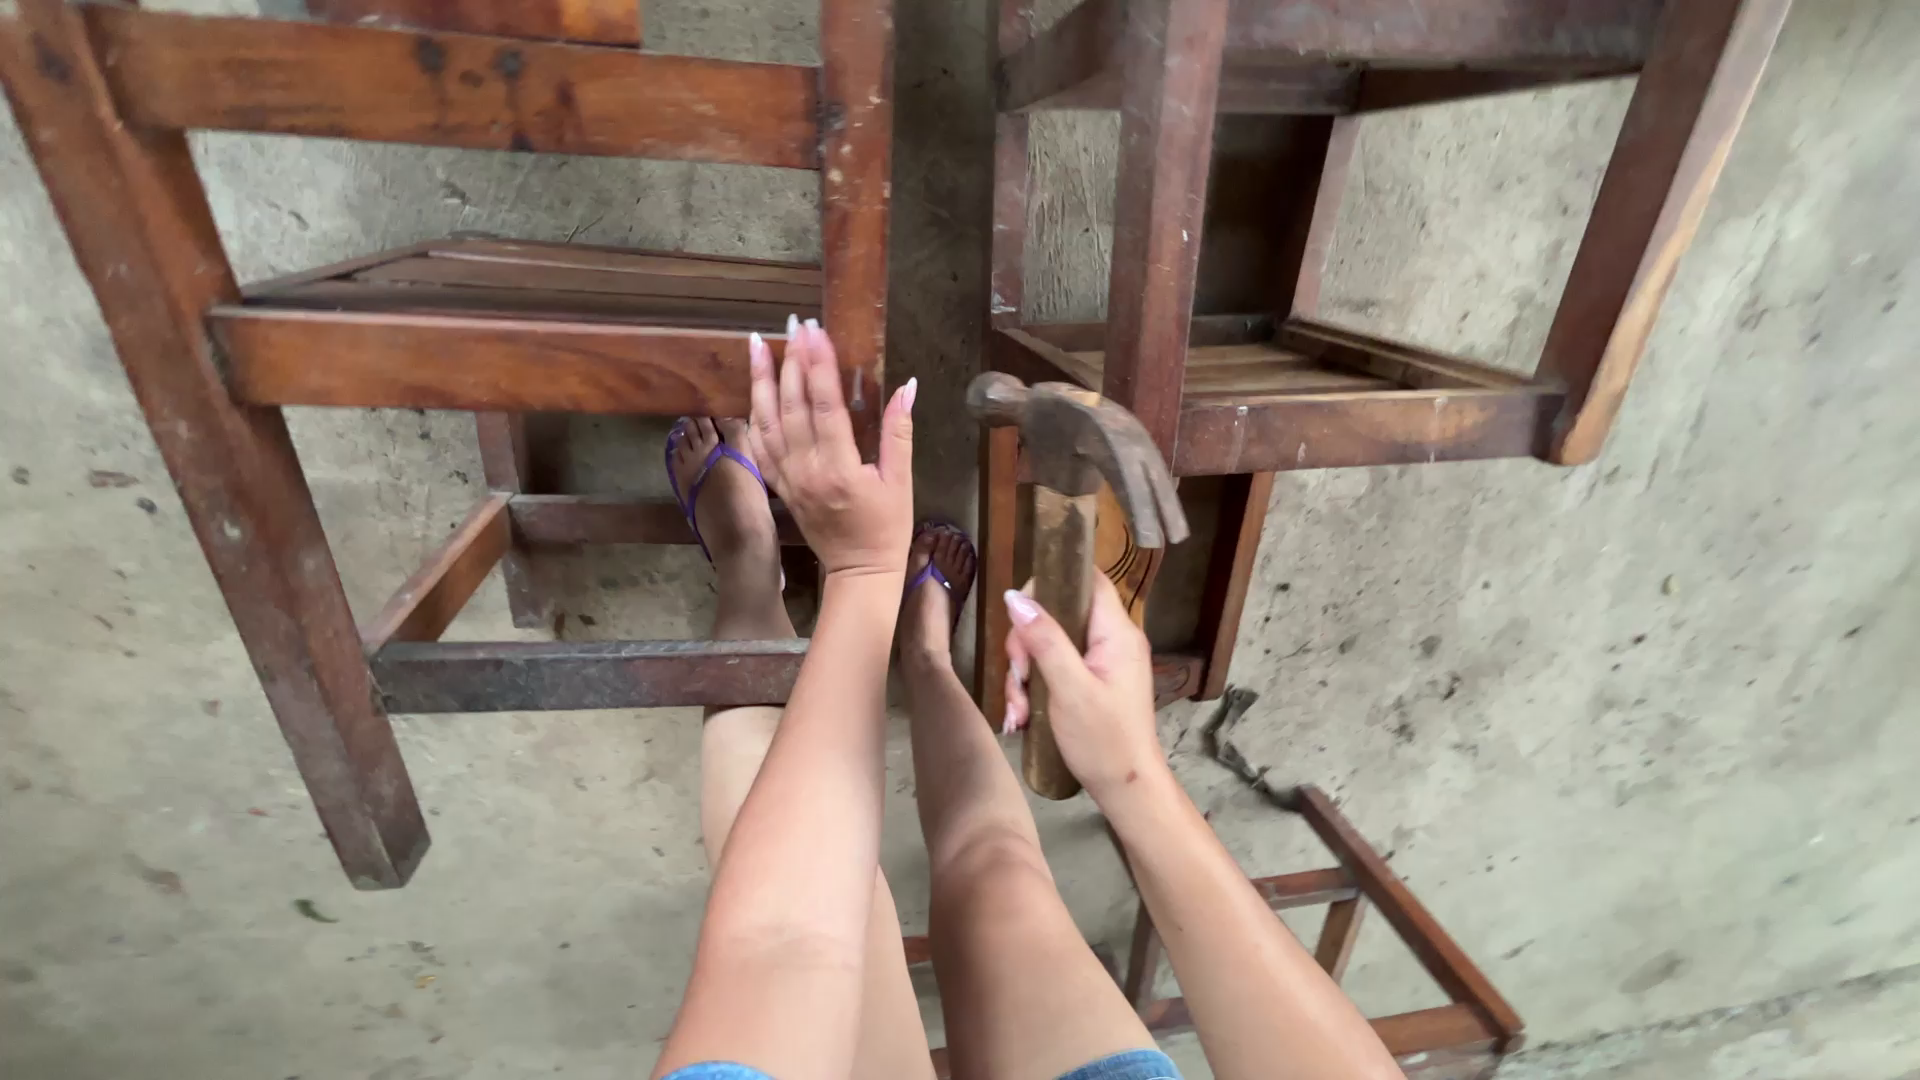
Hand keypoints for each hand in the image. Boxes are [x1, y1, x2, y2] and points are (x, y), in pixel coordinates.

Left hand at [746, 316, 914, 578]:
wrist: (859, 572)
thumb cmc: (886, 528)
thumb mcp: (901, 481)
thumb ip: (899, 433)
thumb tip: (907, 386)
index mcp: (839, 468)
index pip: (824, 405)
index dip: (819, 365)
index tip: (816, 331)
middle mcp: (807, 470)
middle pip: (791, 406)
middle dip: (791, 362)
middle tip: (793, 325)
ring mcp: (788, 478)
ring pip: (766, 422)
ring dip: (761, 381)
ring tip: (757, 345)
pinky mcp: (780, 486)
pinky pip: (760, 446)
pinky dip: (754, 415)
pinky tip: (754, 391)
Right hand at [1002, 575, 1164, 796]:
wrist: (1126, 790)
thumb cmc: (1104, 741)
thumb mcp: (1069, 688)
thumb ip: (1045, 640)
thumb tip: (1015, 596)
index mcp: (1116, 632)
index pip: (1086, 578)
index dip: (1051, 582)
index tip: (1021, 610)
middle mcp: (1111, 638)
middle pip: (1057, 613)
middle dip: (1027, 643)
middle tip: (1019, 676)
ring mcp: (1100, 661)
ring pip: (1048, 643)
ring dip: (1025, 674)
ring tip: (1020, 709)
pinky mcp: (1090, 680)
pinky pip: (1054, 667)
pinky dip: (1035, 687)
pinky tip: (1024, 715)